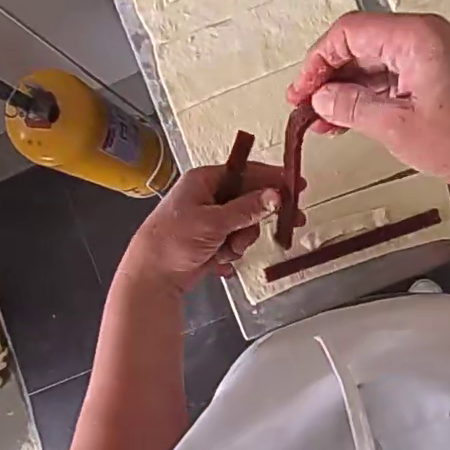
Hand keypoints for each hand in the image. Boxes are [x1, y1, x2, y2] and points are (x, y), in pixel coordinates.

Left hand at [116, 161, 293, 293]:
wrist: (152, 276)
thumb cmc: (174, 241)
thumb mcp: (214, 222)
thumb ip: (247, 208)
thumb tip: (275, 195)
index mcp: (204, 180)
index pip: (246, 172)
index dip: (272, 179)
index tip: (297, 186)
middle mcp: (207, 196)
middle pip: (248, 200)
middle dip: (257, 219)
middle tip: (291, 222)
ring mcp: (208, 219)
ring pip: (244, 224)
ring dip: (241, 240)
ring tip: (228, 250)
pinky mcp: (209, 240)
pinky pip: (233, 241)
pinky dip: (231, 251)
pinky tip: (219, 260)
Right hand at [286, 11, 449, 194]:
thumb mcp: (394, 126)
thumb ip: (350, 107)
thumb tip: (319, 98)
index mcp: (416, 38)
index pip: (350, 32)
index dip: (318, 60)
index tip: (301, 90)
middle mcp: (422, 38)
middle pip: (357, 44)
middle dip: (326, 75)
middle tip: (303, 105)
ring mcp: (426, 56)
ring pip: (367, 63)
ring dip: (340, 89)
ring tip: (317, 119)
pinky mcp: (428, 75)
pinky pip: (383, 78)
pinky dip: (360, 97)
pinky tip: (340, 120)